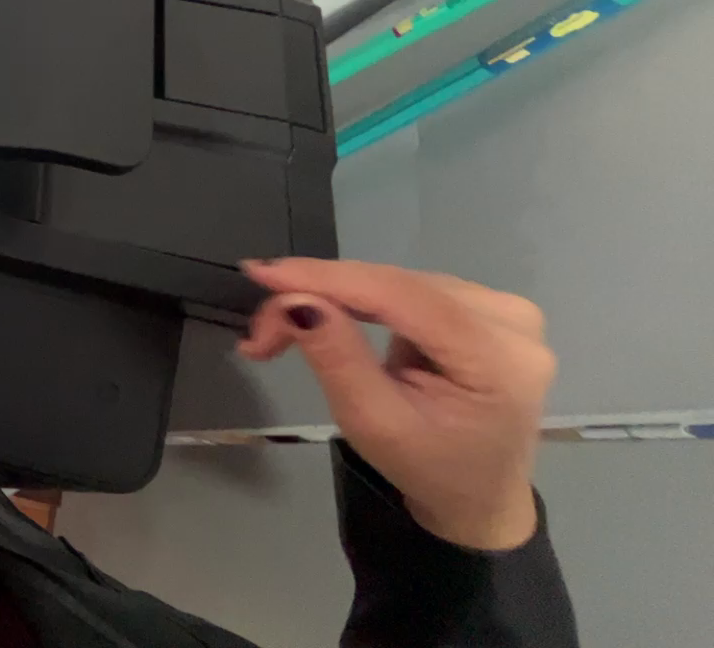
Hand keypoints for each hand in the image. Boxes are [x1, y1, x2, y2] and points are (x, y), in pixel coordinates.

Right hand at [238, 259, 555, 549]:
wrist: (475, 492)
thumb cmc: (426, 465)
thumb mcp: (373, 422)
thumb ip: (337, 357)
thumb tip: (296, 301)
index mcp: (499, 357)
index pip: (398, 295)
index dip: (324, 277)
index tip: (258, 273)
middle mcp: (508, 320)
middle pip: (387, 284)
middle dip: (312, 295)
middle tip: (260, 331)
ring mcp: (498, 309)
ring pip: (384, 281)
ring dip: (323, 297)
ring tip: (280, 331)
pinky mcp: (478, 307)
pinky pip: (395, 287)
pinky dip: (346, 298)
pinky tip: (320, 313)